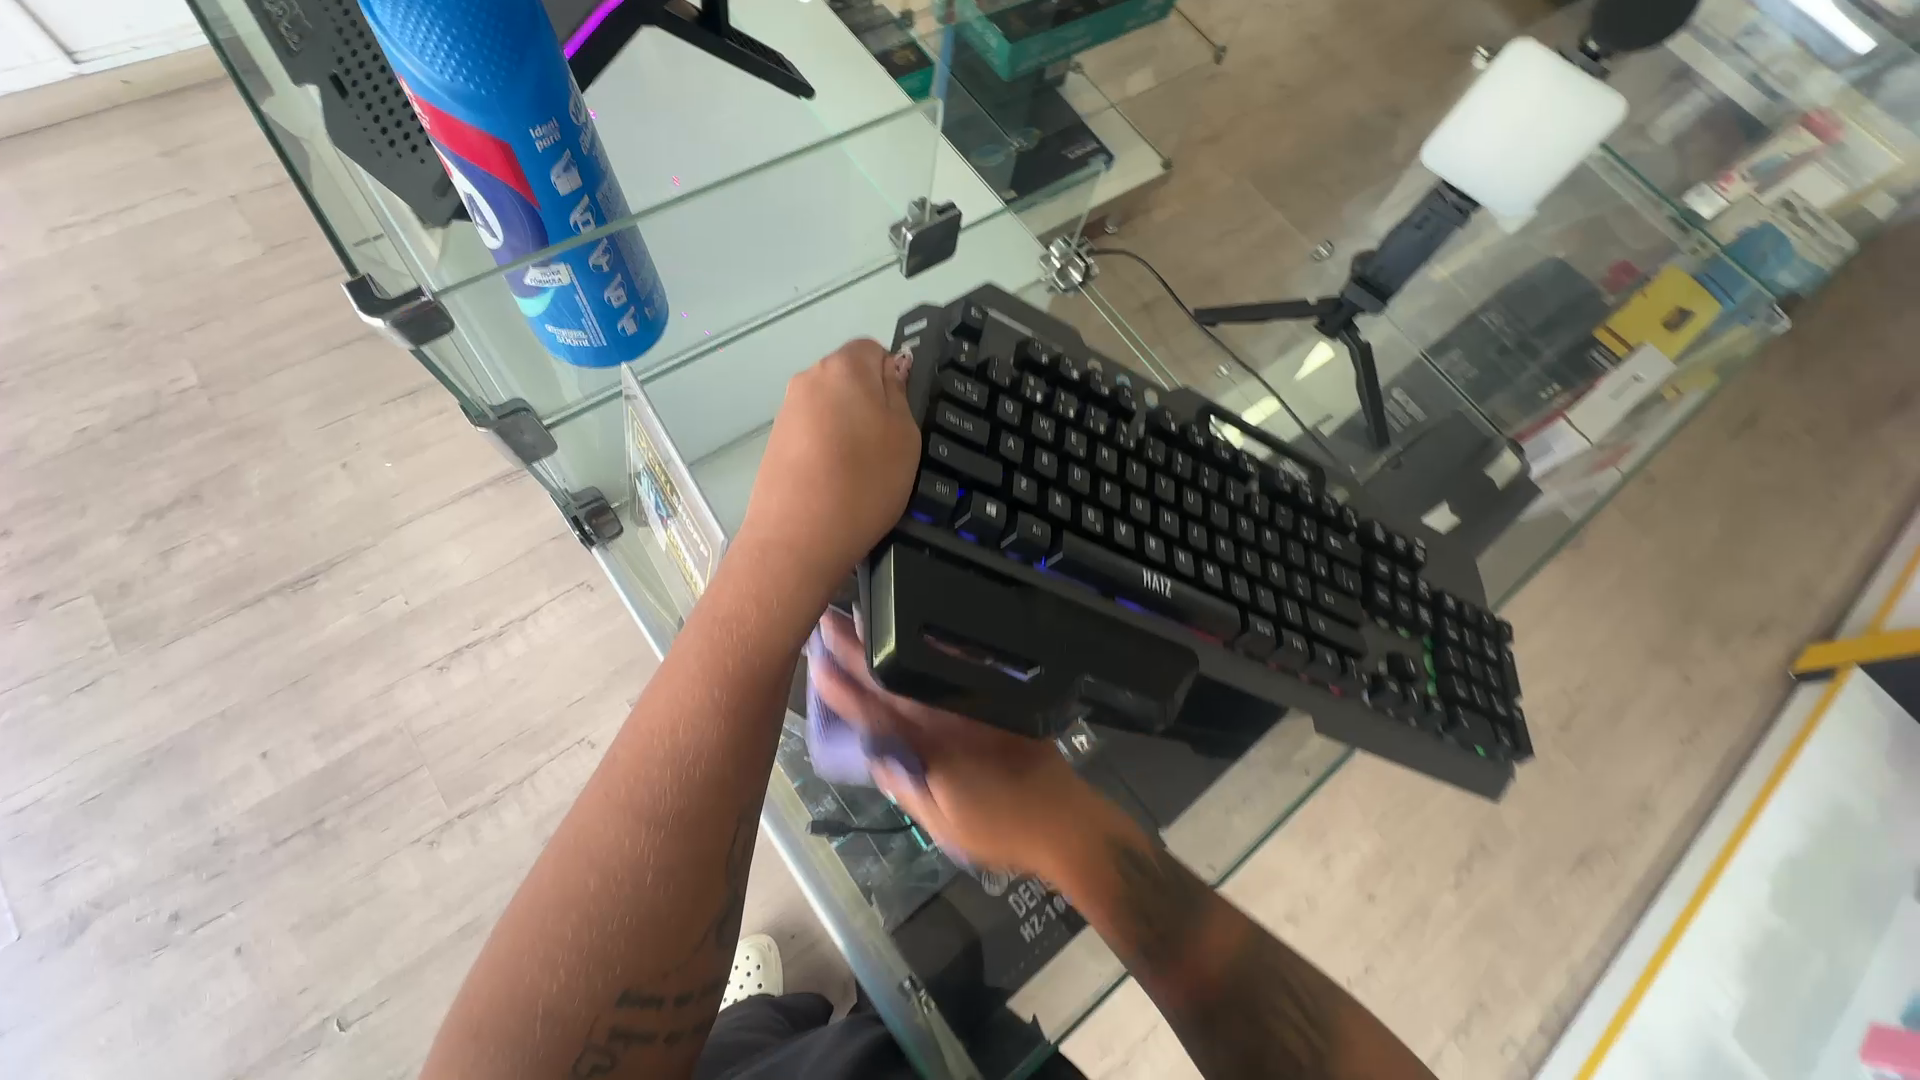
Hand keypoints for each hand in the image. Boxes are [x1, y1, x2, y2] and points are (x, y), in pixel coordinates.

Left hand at [737, 339, 920, 601]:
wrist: (799, 538)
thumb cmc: (864, 483)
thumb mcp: (906, 435)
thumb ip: (900, 393)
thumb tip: (894, 367)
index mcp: (844, 367)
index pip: (875, 350)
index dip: (894, 379)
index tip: (902, 418)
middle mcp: (809, 379)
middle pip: (849, 379)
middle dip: (869, 403)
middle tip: (887, 448)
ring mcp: (787, 411)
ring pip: (830, 408)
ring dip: (848, 429)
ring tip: (860, 471)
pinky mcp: (775, 443)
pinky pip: (812, 434)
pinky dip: (826, 450)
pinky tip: (835, 482)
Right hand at [810, 611, 1133, 883]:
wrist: (1064, 821)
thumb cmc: (1001, 830)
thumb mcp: (943, 822)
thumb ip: (908, 786)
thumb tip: (878, 757)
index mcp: (929, 748)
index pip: (875, 713)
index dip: (844, 690)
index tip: (818, 663)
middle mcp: (948, 719)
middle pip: (895, 680)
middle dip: (858, 651)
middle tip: (829, 622)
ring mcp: (973, 706)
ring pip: (922, 667)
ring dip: (890, 642)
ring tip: (865, 614)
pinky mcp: (996, 703)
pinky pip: (960, 667)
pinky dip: (937, 646)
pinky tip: (925, 629)